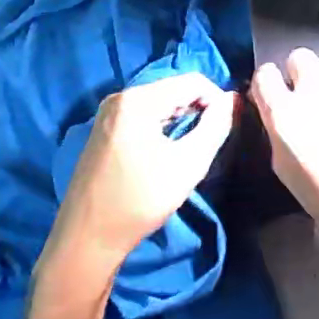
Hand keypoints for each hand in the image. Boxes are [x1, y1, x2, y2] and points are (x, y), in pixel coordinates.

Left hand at [54, 74, 237, 266]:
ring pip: (159, 102)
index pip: (192, 81)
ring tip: (188, 149)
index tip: (224, 130)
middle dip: (198, 109)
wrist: (86, 236)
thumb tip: (232, 99)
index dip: (217, 100)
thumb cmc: (140, 200)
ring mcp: (108, 112)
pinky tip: (165, 153)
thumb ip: (215, 127)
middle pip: (174, 88)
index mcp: (137, 99)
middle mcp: (120, 96)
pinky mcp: (104, 128)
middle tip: (207, 143)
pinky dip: (162, 126)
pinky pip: (143, 114)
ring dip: (181, 119)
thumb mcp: (188, 164)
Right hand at [252, 48, 318, 298]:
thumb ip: (278, 135)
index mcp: (284, 113)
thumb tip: (277, 121)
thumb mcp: (288, 172)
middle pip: (300, 58)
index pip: (264, 74)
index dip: (269, 84)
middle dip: (302, 73)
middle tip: (311, 98)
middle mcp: (314, 91)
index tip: (275, 94)